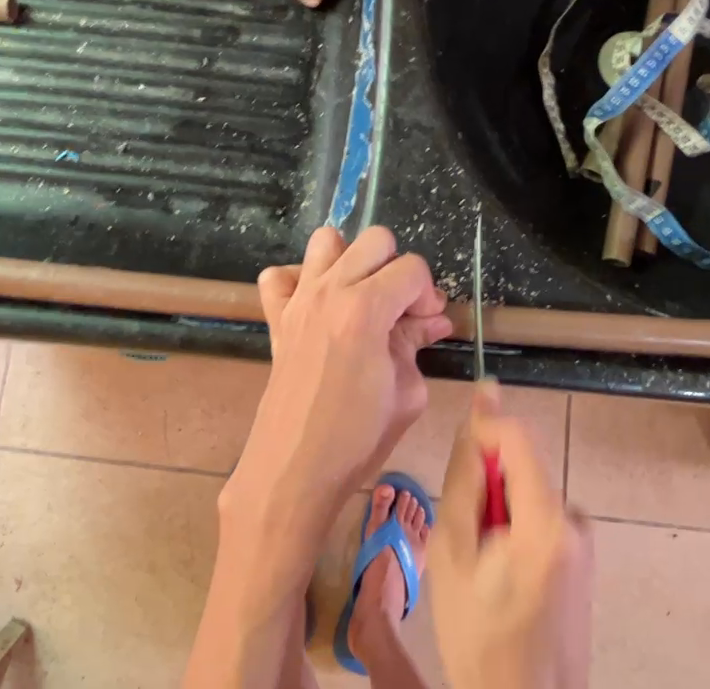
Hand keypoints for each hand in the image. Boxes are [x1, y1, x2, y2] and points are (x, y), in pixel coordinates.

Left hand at [224, 226, 452, 532]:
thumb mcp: (407, 392)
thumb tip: (433, 320)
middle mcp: (329, 291)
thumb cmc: (358, 438)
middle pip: (374, 240)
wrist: (296, 468)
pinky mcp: (276, 317)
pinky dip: (299, 281)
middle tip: (401, 310)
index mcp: (365, 309)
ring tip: (361, 298)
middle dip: (396, 269)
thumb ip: (416, 344)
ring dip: (350, 261)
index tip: (428, 324)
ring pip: (326, 240)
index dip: (428, 293)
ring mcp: (298, 300)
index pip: (412, 268)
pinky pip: (278, 275)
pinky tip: (318, 307)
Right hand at [432, 382, 594, 688]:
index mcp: (546, 519)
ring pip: (528, 496)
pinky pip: (541, 522)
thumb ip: (465, 481)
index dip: (484, 421)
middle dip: (486, 483)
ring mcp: (586, 543)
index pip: (518, 434)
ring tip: (478, 564)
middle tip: (460, 531)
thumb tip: (475, 420)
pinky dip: (516, 532)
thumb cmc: (478, 635)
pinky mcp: (584, 562)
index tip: (457, 432)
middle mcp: (576, 521)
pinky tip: (501, 578)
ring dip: (499, 511)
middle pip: (522, 467)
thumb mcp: (452, 554)